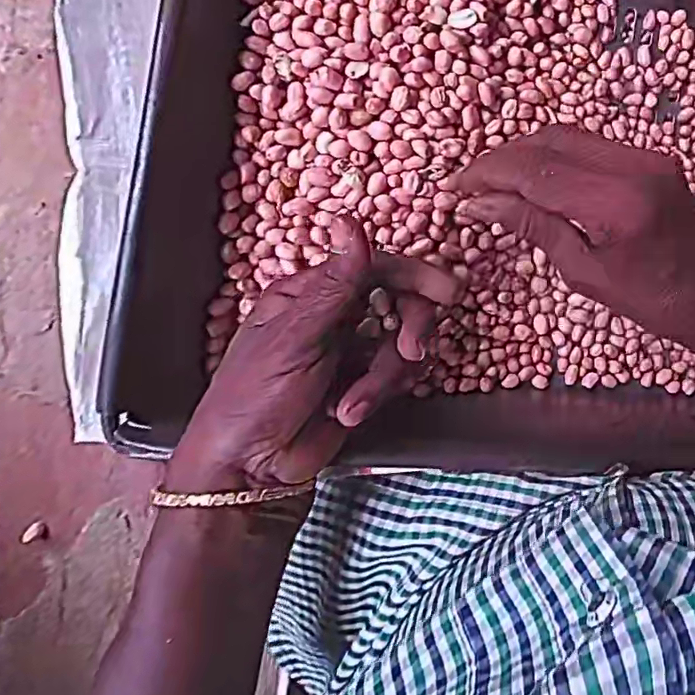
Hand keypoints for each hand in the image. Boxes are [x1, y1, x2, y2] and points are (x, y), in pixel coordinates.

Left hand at [165, 216, 460, 491]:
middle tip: (412, 352)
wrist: (247, 472)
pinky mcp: (365, 382)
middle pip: (401, 302)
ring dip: (386, 375)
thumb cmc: (252, 398)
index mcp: (312, 293)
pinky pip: (399, 374)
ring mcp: (353, 349)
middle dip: (412, 328)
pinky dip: (380, 393)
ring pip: (404, 341)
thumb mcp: (295, 338)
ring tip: (352, 402)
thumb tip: (349, 222)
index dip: (414, 276)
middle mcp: (337, 314)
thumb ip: (335, 283)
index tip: (446, 291)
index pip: (376, 267)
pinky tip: (349, 412)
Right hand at [449, 125, 694, 356]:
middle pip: (550, 142)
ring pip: (569, 135)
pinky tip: (533, 176)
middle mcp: (636, 166)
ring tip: (493, 179)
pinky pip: (591, 145)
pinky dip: (555, 155)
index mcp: (618, 203)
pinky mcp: (652, 156)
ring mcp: (648, 156)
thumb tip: (480, 203)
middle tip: (469, 183)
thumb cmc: (652, 300)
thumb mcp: (583, 272)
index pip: (537, 171)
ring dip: (526, 153)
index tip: (456, 187)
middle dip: (502, 159)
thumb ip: (533, 227)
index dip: (490, 174)